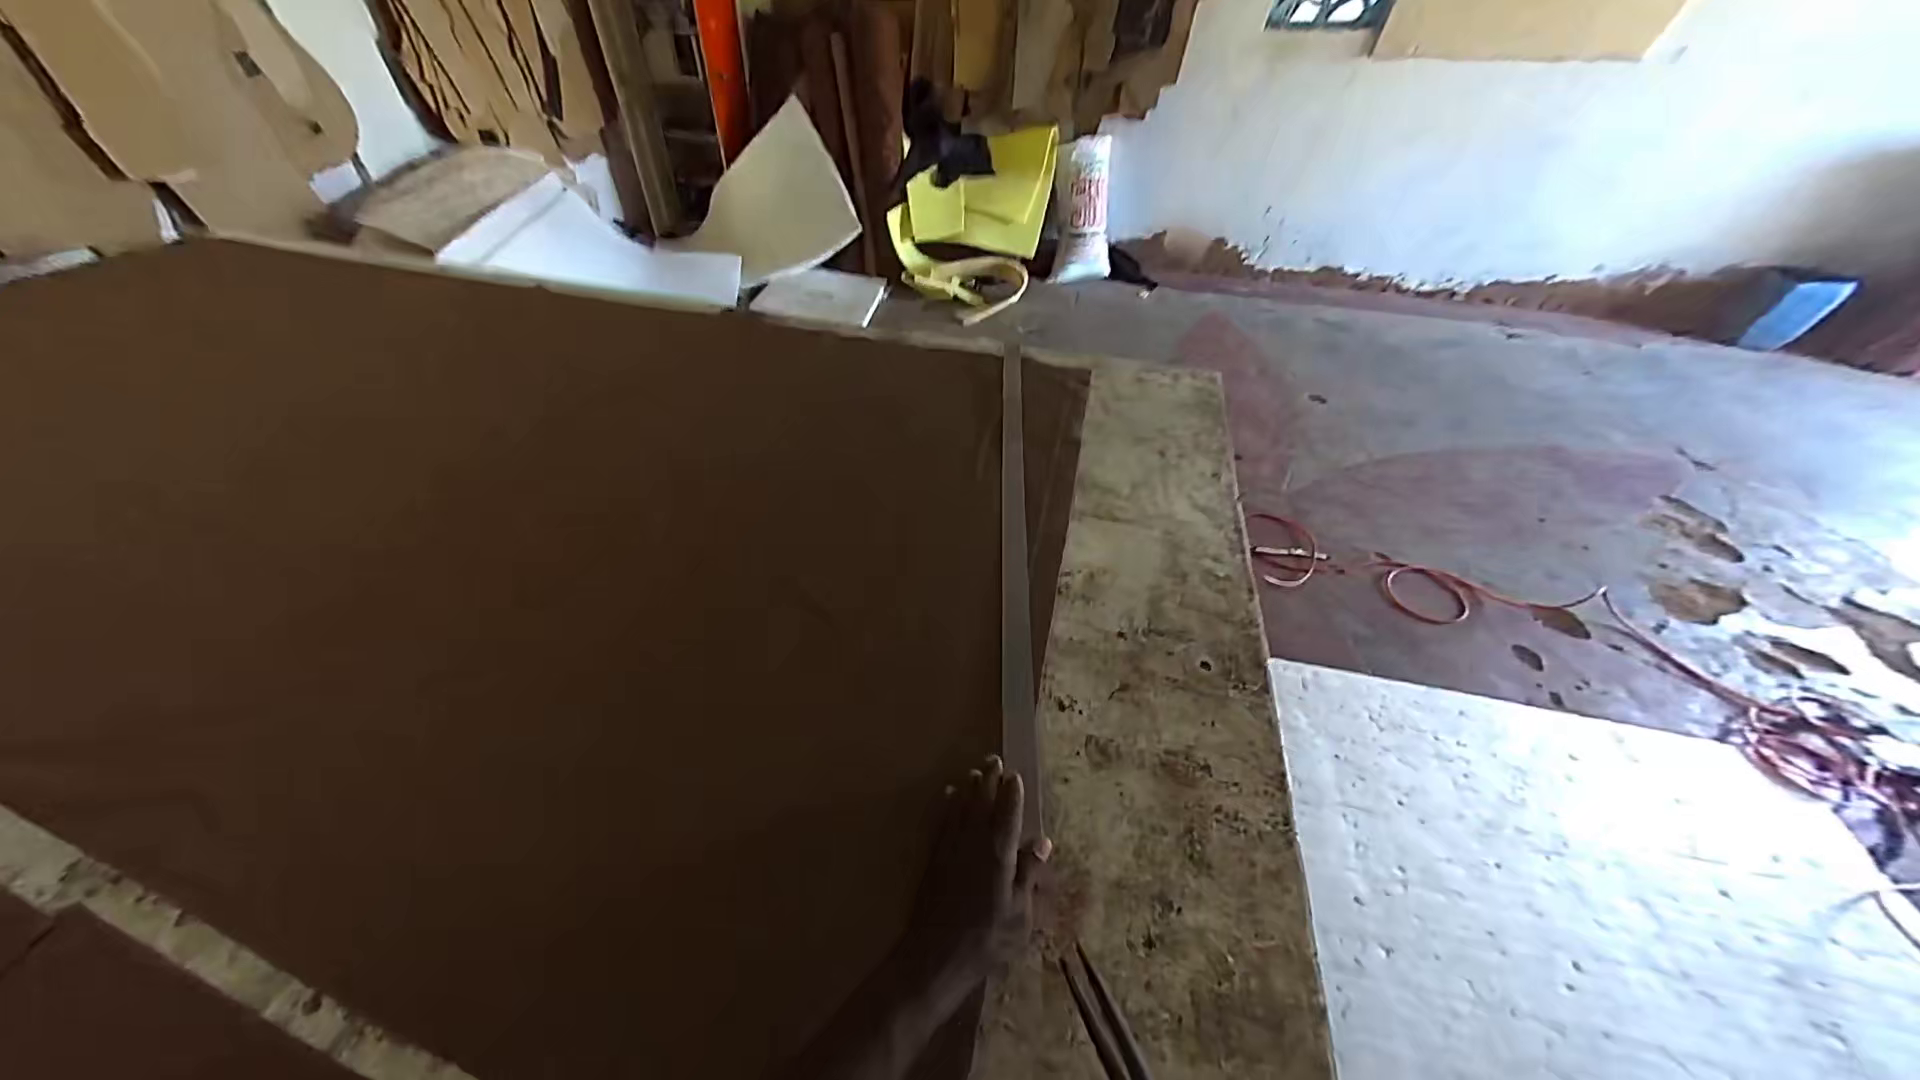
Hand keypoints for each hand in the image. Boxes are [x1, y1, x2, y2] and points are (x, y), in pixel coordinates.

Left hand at [904, 755, 1051, 993]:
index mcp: (999, 853)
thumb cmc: (988, 938)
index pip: (1008, 813)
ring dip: (969, 787)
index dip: (1012, 793)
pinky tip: (948, 794)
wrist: (937, 953)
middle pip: (982, 802)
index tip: (1015, 774)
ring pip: (961, 806)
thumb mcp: (1021, 914)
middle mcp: (975, 841)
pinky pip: (943, 819)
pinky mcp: (936, 855)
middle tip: (994, 759)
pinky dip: (947, 804)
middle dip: (989, 779)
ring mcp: (952, 847)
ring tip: (975, 771)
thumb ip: (1029, 874)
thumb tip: (1042, 842)